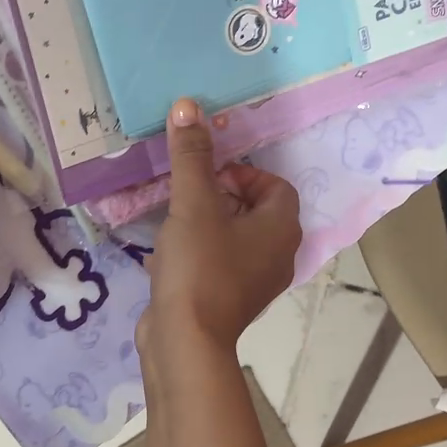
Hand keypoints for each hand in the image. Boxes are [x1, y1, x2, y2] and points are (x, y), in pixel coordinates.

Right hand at [140, 98, 302, 354]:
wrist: (184, 340)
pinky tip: (164, 261)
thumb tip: (188, 106)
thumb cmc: (199, 269)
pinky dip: (194, 259)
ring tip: (171, 228)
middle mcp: (276, 256)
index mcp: (282, 228)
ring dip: (204, 230)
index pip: (275, 185)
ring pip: (231, 242)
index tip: (205, 179)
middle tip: (184, 199)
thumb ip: (190, 158)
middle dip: (219, 200)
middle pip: (253, 213)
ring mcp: (250, 285)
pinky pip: (214, 269)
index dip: (242, 174)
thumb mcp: (192, 206)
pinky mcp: (223, 305)